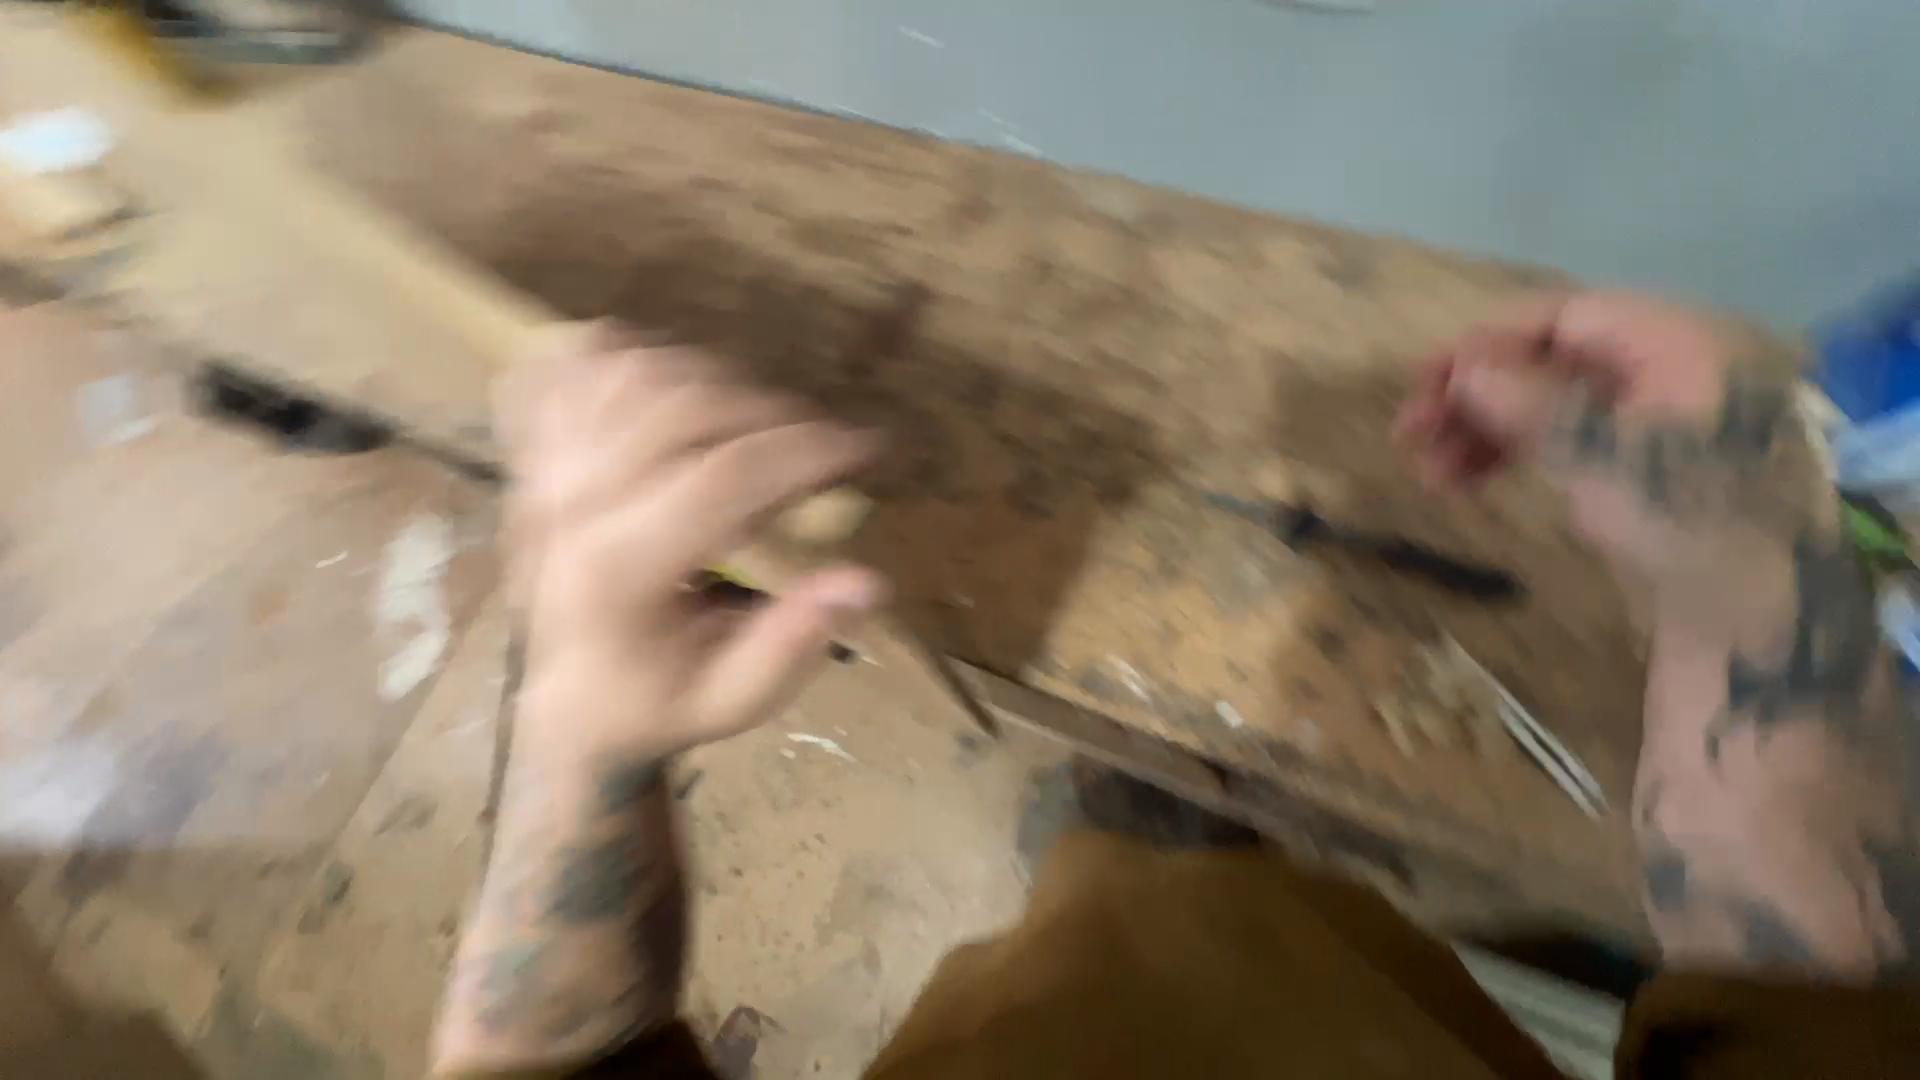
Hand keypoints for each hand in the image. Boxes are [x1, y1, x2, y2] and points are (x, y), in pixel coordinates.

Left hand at [499, 323, 888, 762]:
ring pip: (631, 371)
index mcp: (616, 571)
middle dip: (770, 413)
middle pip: (680, 407)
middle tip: (817, 444)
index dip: (807, 451)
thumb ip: (794, 643)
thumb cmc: (659, 702)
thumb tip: (867, 581)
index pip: (723, 477)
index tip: (866, 448)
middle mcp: (567, 505)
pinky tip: (673, 389)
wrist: (571, 700)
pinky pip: (572, 364)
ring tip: (758, 425)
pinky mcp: (529, 450)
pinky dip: (631, 357)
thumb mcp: (736, 698)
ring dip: (713, 381)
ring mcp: (539, 468)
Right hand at [1395, 292, 1819, 588]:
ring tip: (1427, 473)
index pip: (1561, 317)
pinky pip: (1550, 434)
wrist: (1741, 601)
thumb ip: (1530, 405)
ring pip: (1537, 400)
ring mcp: (1638, 413)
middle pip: (1541, 358)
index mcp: (1670, 346)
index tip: (1426, 381)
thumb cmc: (1681, 516)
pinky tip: (1461, 480)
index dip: (1488, 343)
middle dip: (1472, 394)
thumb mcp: (1600, 456)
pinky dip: (1503, 451)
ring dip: (1475, 429)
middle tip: (1408, 432)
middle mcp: (1655, 367)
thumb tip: (1462, 369)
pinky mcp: (1622, 453)